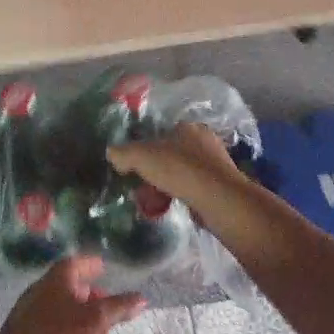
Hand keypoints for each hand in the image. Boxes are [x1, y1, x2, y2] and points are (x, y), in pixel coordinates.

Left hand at [0, 257, 145, 333]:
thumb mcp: (95, 320)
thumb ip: (119, 308)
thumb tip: (142, 297)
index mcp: (55, 280)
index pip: (75, 263)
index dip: (91, 264)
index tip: (104, 266)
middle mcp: (41, 292)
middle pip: (69, 288)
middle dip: (91, 296)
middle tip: (108, 306)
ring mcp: (32, 316)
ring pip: (64, 312)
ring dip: (84, 321)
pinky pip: (56, 332)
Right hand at [106, 123, 250, 211]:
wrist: (217, 198)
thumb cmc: (178, 169)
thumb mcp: (140, 156)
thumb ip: (122, 153)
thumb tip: (112, 154)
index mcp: (187, 127)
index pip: (160, 134)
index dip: (144, 150)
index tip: (134, 167)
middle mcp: (204, 140)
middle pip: (170, 155)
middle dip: (155, 171)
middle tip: (142, 187)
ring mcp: (215, 163)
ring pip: (181, 173)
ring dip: (166, 186)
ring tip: (154, 201)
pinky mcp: (221, 185)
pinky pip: (193, 188)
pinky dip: (181, 196)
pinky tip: (172, 206)